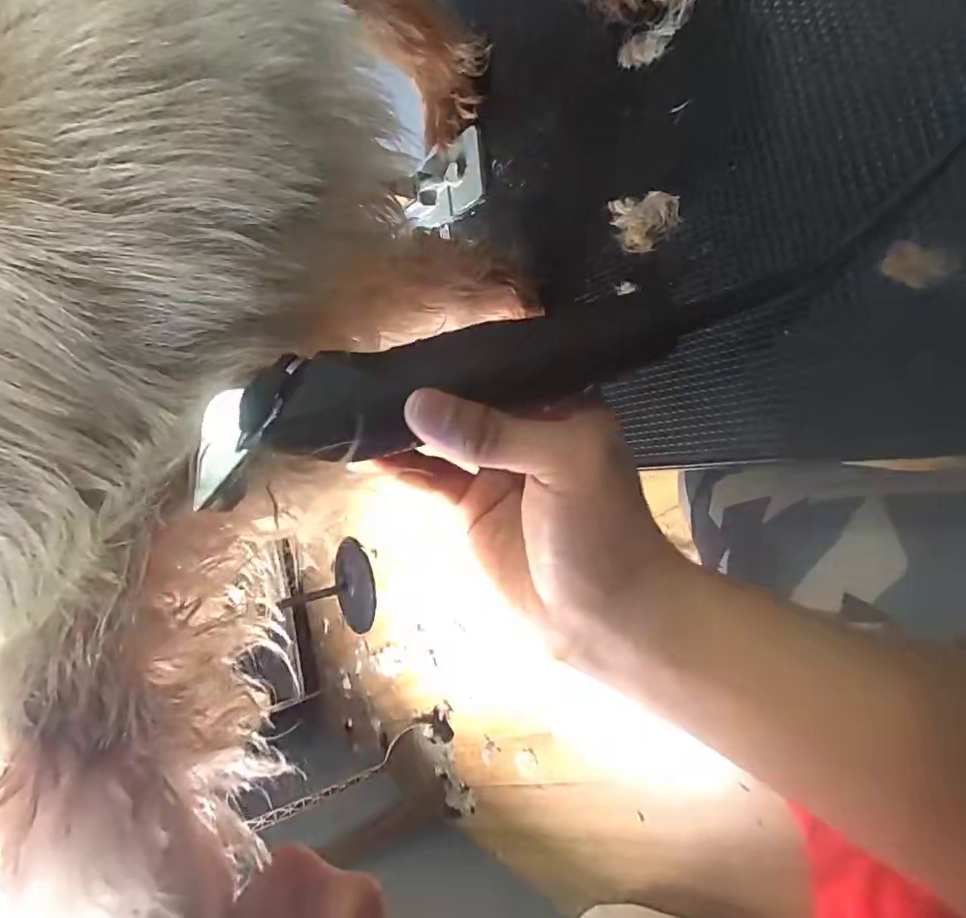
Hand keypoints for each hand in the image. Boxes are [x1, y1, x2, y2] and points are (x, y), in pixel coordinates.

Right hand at [377, 390, 687, 659]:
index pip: (505, 371)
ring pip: (445, 439)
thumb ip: (494, 433)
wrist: (602, 619)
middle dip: (429, 391)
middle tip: (374, 376)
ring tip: (363, 412)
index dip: (463, 359)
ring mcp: (496, 469)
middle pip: (469, 401)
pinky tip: (373, 456)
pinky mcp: (474, 506)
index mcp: (561, 407)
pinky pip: (433, 479)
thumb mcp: (563, 464)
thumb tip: (419, 404)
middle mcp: (526, 431)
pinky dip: (404, 468)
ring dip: (408, 429)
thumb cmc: (601, 531)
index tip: (411, 347)